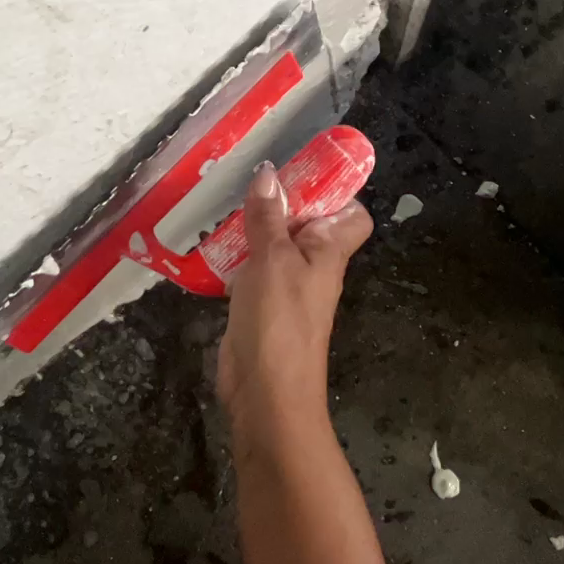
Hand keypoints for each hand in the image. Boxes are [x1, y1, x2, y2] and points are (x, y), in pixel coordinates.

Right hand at [215, 161, 373, 431]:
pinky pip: (252, 269)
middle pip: (307, 224)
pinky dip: (237, 254)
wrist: (266, 393)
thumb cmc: (279, 321)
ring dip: (255, 226)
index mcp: (329, 252)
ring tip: (223, 200)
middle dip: (282, 201)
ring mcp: (286, 287)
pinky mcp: (260, 304)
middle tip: (249, 176)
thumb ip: (268, 217)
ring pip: (276, 244)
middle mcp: (313, 266)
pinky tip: (210, 242)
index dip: (337, 193)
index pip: (353, 216)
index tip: (304, 170)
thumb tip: (269, 173)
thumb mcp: (271, 258)